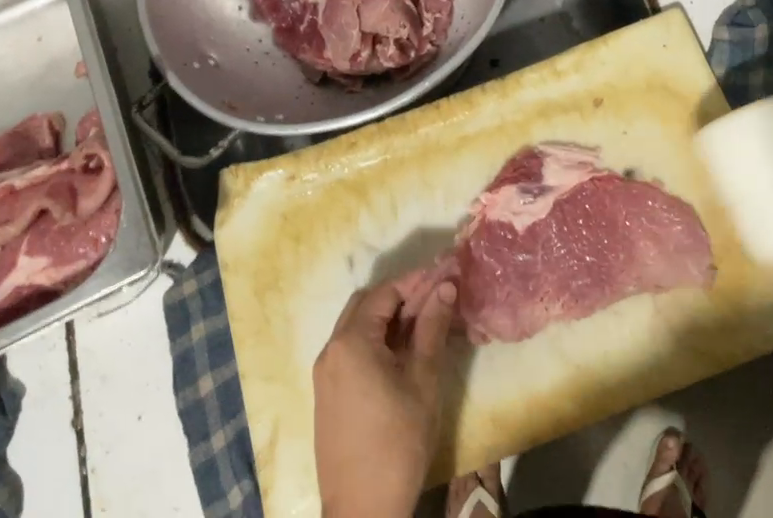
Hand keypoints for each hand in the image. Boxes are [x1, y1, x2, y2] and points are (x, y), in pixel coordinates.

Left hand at [314, 275, 458, 517]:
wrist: (363, 507)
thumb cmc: (398, 440)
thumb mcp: (423, 380)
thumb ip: (431, 328)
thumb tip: (445, 287)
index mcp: (351, 342)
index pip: (384, 293)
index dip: (416, 282)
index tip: (447, 277)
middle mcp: (330, 350)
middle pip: (366, 305)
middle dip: (401, 297)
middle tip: (438, 300)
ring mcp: (325, 374)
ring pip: (358, 328)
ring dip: (389, 320)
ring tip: (427, 325)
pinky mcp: (328, 394)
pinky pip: (352, 351)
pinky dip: (377, 341)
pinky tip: (404, 353)